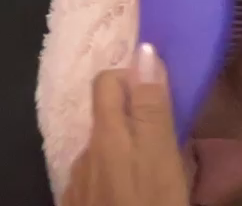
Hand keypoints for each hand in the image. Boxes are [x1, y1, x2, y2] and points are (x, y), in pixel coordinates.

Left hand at [62, 44, 191, 205]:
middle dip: (130, 117)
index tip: (158, 91)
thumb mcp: (161, 159)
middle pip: (104, 117)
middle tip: (164, 134)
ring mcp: (78, 187)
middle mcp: (85, 154)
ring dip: (122, 153)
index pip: (107, 80)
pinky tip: (131, 197)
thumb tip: (144, 49)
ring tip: (151, 172)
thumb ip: (151, 107)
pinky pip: (95, 183)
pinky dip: (113, 182)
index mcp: (107, 135)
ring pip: (101, 152)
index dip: (130, 77)